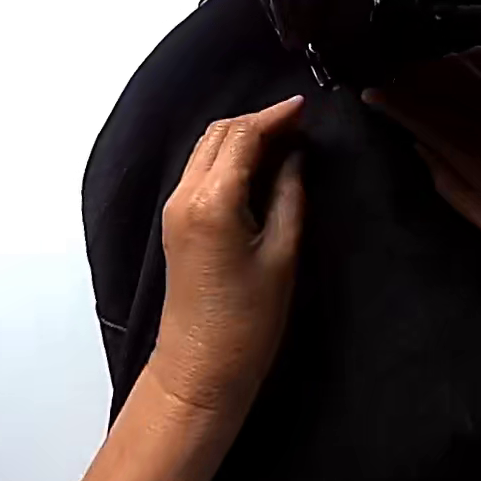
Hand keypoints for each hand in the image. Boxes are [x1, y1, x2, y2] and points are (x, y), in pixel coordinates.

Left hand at [147, 95, 306, 417]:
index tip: (305, 106)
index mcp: (212, 201)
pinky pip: (203, 166)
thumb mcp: (282, 252)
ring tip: (284, 135)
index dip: (276, 115)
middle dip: (259, 119)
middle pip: (220, 132)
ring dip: (244, 133)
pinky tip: (260, 159)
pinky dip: (231, 152)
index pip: (243, 135)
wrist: (198, 374)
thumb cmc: (247, 321)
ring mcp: (175, 206)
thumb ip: (288, 192)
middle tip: (298, 121)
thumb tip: (296, 153)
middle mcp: (185, 195)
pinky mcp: (176, 219)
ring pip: (208, 146)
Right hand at [366, 49, 480, 318]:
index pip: (423, 109)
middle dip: (411, 75)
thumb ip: (457, 186)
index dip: (392, 97)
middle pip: (444, 74)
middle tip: (396, 89)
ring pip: (475, 60)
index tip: (372, 94)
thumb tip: (426, 153)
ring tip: (432, 82)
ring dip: (445, 65)